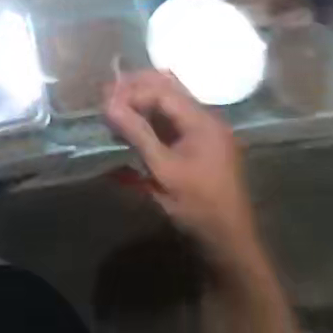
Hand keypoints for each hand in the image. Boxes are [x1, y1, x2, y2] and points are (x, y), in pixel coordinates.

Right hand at [103, 70, 258, 265]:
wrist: (228, 240)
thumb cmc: (197, 205)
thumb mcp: (164, 170)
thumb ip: (138, 135)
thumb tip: (110, 105)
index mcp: (202, 121)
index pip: (163, 91)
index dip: (132, 92)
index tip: (105, 100)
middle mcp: (206, 121)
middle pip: (169, 93)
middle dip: (137, 92)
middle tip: (107, 98)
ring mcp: (205, 136)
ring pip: (170, 109)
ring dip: (143, 108)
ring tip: (114, 114)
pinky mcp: (200, 151)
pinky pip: (173, 128)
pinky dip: (151, 127)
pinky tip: (131, 135)